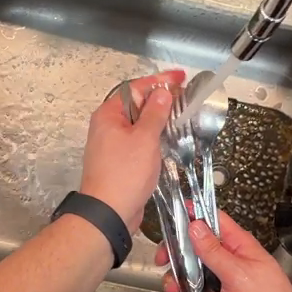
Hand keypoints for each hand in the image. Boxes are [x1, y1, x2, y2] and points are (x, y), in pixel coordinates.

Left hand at [79, 70, 185, 227]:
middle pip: (136, 105)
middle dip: (160, 100)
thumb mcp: (144, 139)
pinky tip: (169, 140)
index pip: (135, 88)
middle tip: (184, 97)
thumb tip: (162, 93)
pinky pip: (138, 143)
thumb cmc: (124, 175)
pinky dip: (153, 139)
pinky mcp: (120, 162)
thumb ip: (155, 113)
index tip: (179, 77)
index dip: (159, 81)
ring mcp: (112, 146)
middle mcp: (107, 127)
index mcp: (108, 115)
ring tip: (181, 116)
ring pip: (138, 125)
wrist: (109, 213)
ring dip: (158, 121)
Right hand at [158, 211, 291, 291]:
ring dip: (179, 283)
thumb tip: (194, 224)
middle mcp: (230, 262)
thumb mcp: (237, 273)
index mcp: (239, 246)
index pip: (214, 221)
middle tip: (161, 262)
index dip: (193, 215)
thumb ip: (212, 251)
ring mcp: (224, 284)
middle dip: (177, 256)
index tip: (171, 216)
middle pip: (196, 250)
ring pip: (192, 276)